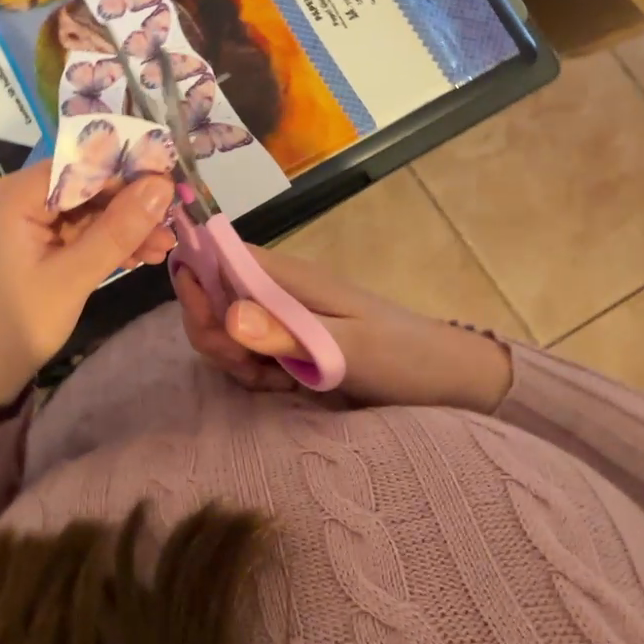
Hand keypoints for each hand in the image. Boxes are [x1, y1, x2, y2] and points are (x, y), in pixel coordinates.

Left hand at [0, 163, 176, 404]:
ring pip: (85, 208)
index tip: (169, 184)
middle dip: (129, 204)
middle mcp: (15, 196)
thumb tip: (161, 186)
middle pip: (83, 185)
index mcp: (14, 196)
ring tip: (164, 247)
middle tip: (172, 222)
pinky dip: (106, 240)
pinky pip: (75, 228)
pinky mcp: (32, 240)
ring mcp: (23, 219)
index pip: (78, 165)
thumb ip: (118, 229)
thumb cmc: (21, 321)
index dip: (125, 171)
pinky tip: (141, 255)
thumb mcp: (74, 276)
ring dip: (124, 226)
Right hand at [175, 243, 513, 412]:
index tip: (209, 326)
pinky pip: (246, 353)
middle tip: (248, 368)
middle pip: (212, 298)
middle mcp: (276, 290)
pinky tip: (281, 386)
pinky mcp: (286, 343)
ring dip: (233, 359)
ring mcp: (280, 317)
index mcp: (286, 276)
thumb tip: (227, 316)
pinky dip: (251, 373)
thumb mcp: (346, 348)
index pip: (218, 257)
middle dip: (214, 335)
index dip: (196, 282)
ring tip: (274, 381)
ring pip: (224, 330)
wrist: (446, 381)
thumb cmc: (401, 356)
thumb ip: (285, 333)